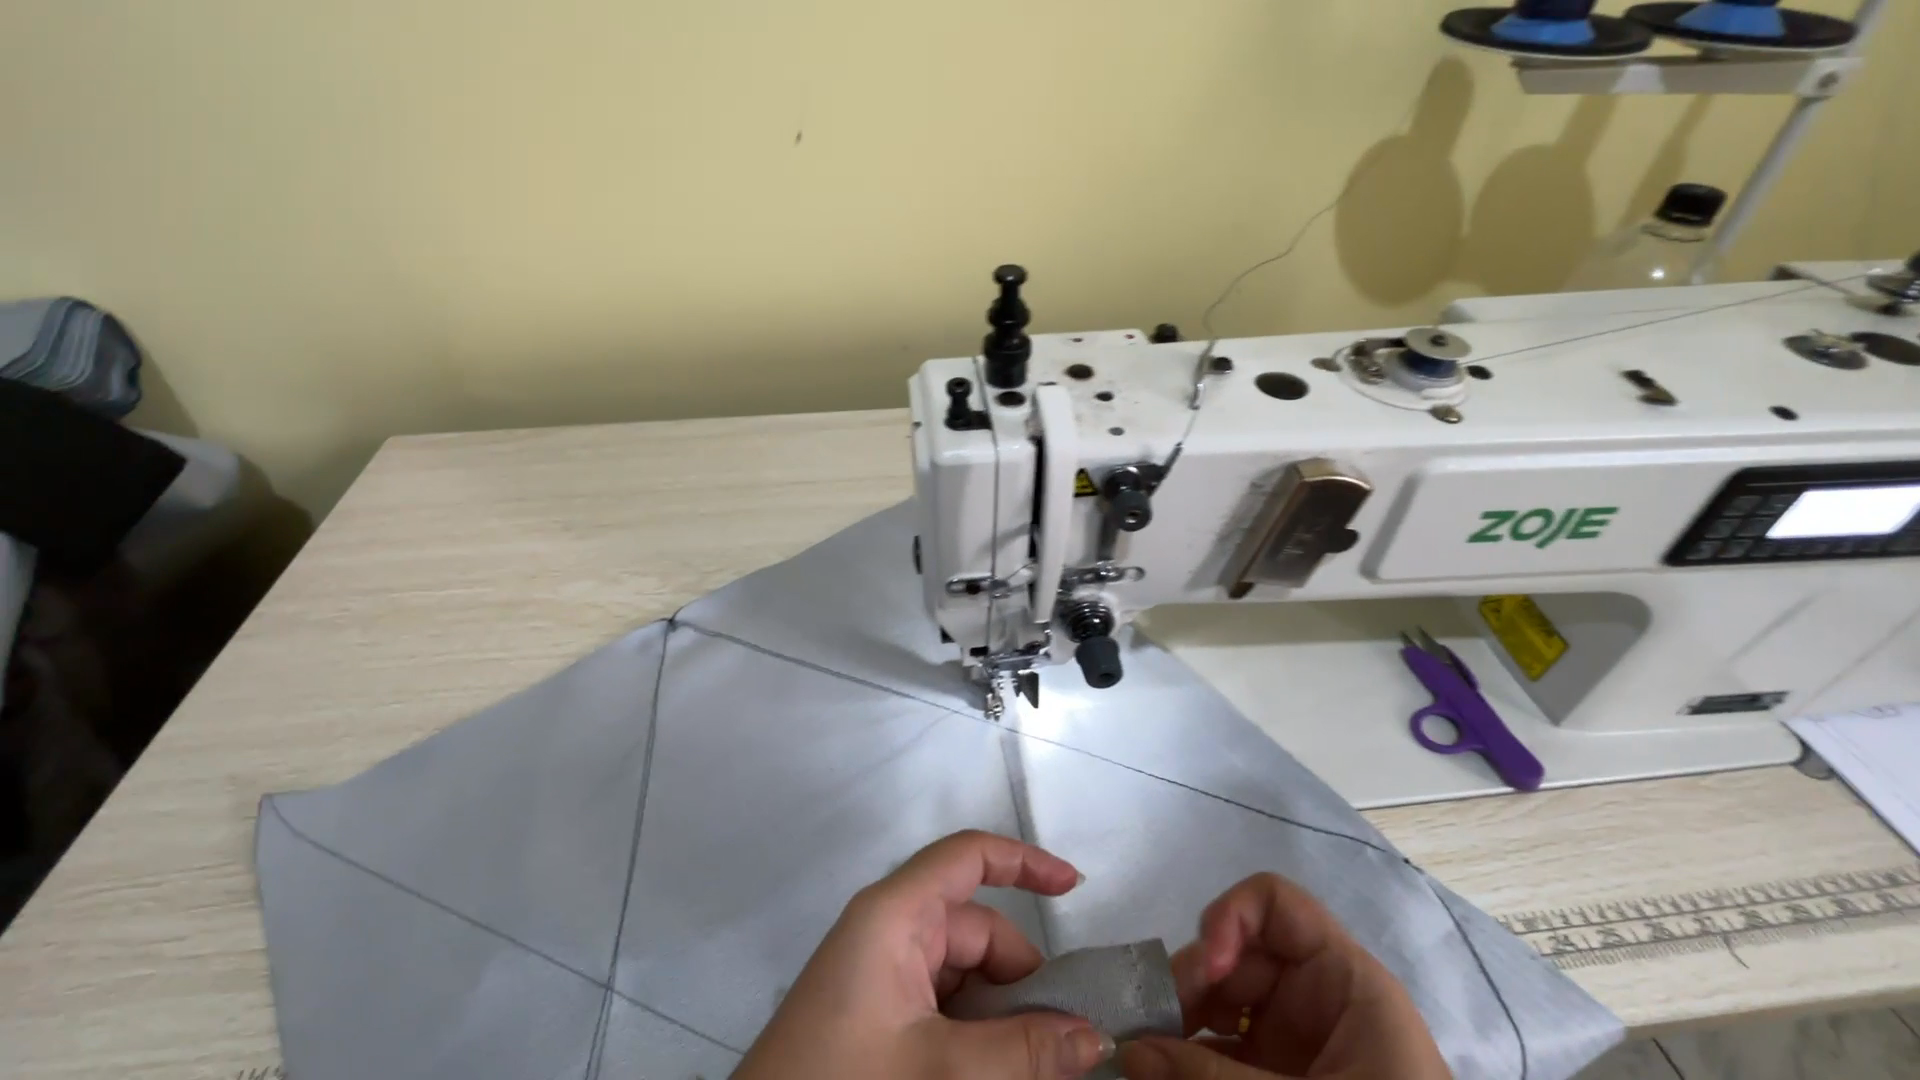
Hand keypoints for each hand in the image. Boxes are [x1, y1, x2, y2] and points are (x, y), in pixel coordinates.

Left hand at [733, 830, 1115, 1079]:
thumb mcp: (942, 1068)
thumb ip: (1023, 1052)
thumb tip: (1094, 1038)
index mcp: (895, 915)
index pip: (967, 856)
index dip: (1024, 862)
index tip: (1075, 890)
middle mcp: (888, 933)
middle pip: (976, 930)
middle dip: (1021, 980)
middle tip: (1061, 1044)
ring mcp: (881, 975)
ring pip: (965, 977)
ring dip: (1000, 1017)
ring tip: (1027, 1069)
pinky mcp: (875, 1015)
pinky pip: (942, 1007)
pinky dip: (973, 1035)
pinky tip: (991, 1072)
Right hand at [1119, 874, 1449, 1079]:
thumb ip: (1213, 1077)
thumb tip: (1126, 1051)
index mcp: (1343, 980)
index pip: (1274, 904)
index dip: (1229, 918)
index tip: (1204, 972)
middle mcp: (1313, 997)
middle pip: (1232, 956)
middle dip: (1186, 985)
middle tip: (1146, 1030)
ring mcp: (1293, 1041)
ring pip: (1217, 1004)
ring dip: (1178, 1024)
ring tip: (1144, 1059)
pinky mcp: (1276, 1079)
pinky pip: (1221, 1049)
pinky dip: (1189, 1059)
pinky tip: (1162, 1075)